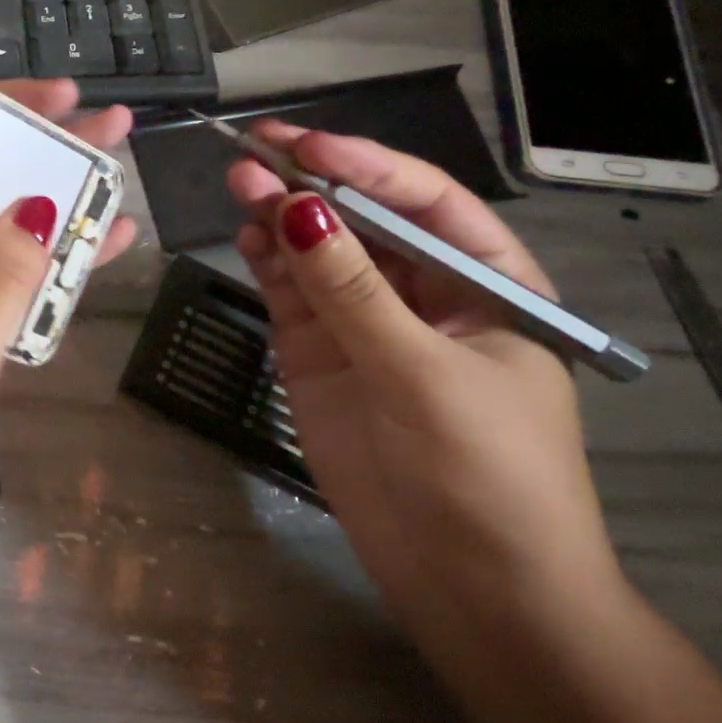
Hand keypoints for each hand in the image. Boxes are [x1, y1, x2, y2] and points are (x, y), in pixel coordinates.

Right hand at [226, 123, 628, 695]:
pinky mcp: (319, 355)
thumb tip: (293, 206)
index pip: (424, 202)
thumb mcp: (420, 369)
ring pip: (316, 253)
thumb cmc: (481, 467)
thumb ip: (351, 288)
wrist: (467, 578)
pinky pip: (291, 295)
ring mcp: (364, 324)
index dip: (365, 166)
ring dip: (279, 218)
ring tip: (237, 184)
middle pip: (361, 221)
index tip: (303, 144)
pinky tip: (246, 236)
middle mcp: (421, 293)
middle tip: (250, 152)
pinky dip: (267, 264)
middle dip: (310, 186)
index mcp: (484, 283)